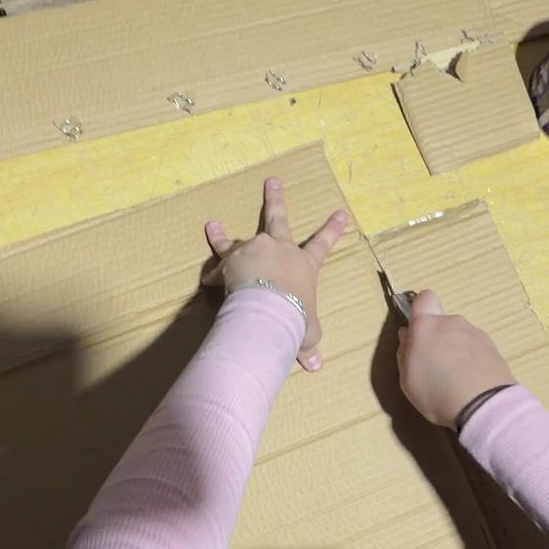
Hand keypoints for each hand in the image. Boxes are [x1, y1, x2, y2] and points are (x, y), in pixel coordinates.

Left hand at [206, 178, 350, 371]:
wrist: (269, 310)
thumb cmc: (295, 318)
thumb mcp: (307, 333)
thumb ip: (308, 344)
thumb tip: (315, 367)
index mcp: (304, 264)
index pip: (324, 244)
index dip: (334, 229)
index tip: (341, 213)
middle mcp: (280, 249)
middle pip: (278, 218)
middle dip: (275, 199)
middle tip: (271, 180)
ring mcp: (254, 249)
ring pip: (236, 239)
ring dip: (222, 234)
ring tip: (212, 224)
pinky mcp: (231, 258)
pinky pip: (219, 264)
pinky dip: (214, 272)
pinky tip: (207, 278)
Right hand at [397, 290, 516, 426]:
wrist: (483, 405)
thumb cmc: (435, 390)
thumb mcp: (407, 378)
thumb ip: (405, 352)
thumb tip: (407, 334)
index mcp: (427, 325)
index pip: (424, 298)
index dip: (420, 309)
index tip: (418, 329)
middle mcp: (453, 323)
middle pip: (442, 323)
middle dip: (439, 339)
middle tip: (436, 367)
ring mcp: (476, 334)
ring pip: (461, 337)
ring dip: (457, 352)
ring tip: (457, 381)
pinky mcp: (495, 349)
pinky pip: (477, 351)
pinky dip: (473, 362)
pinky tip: (472, 384)